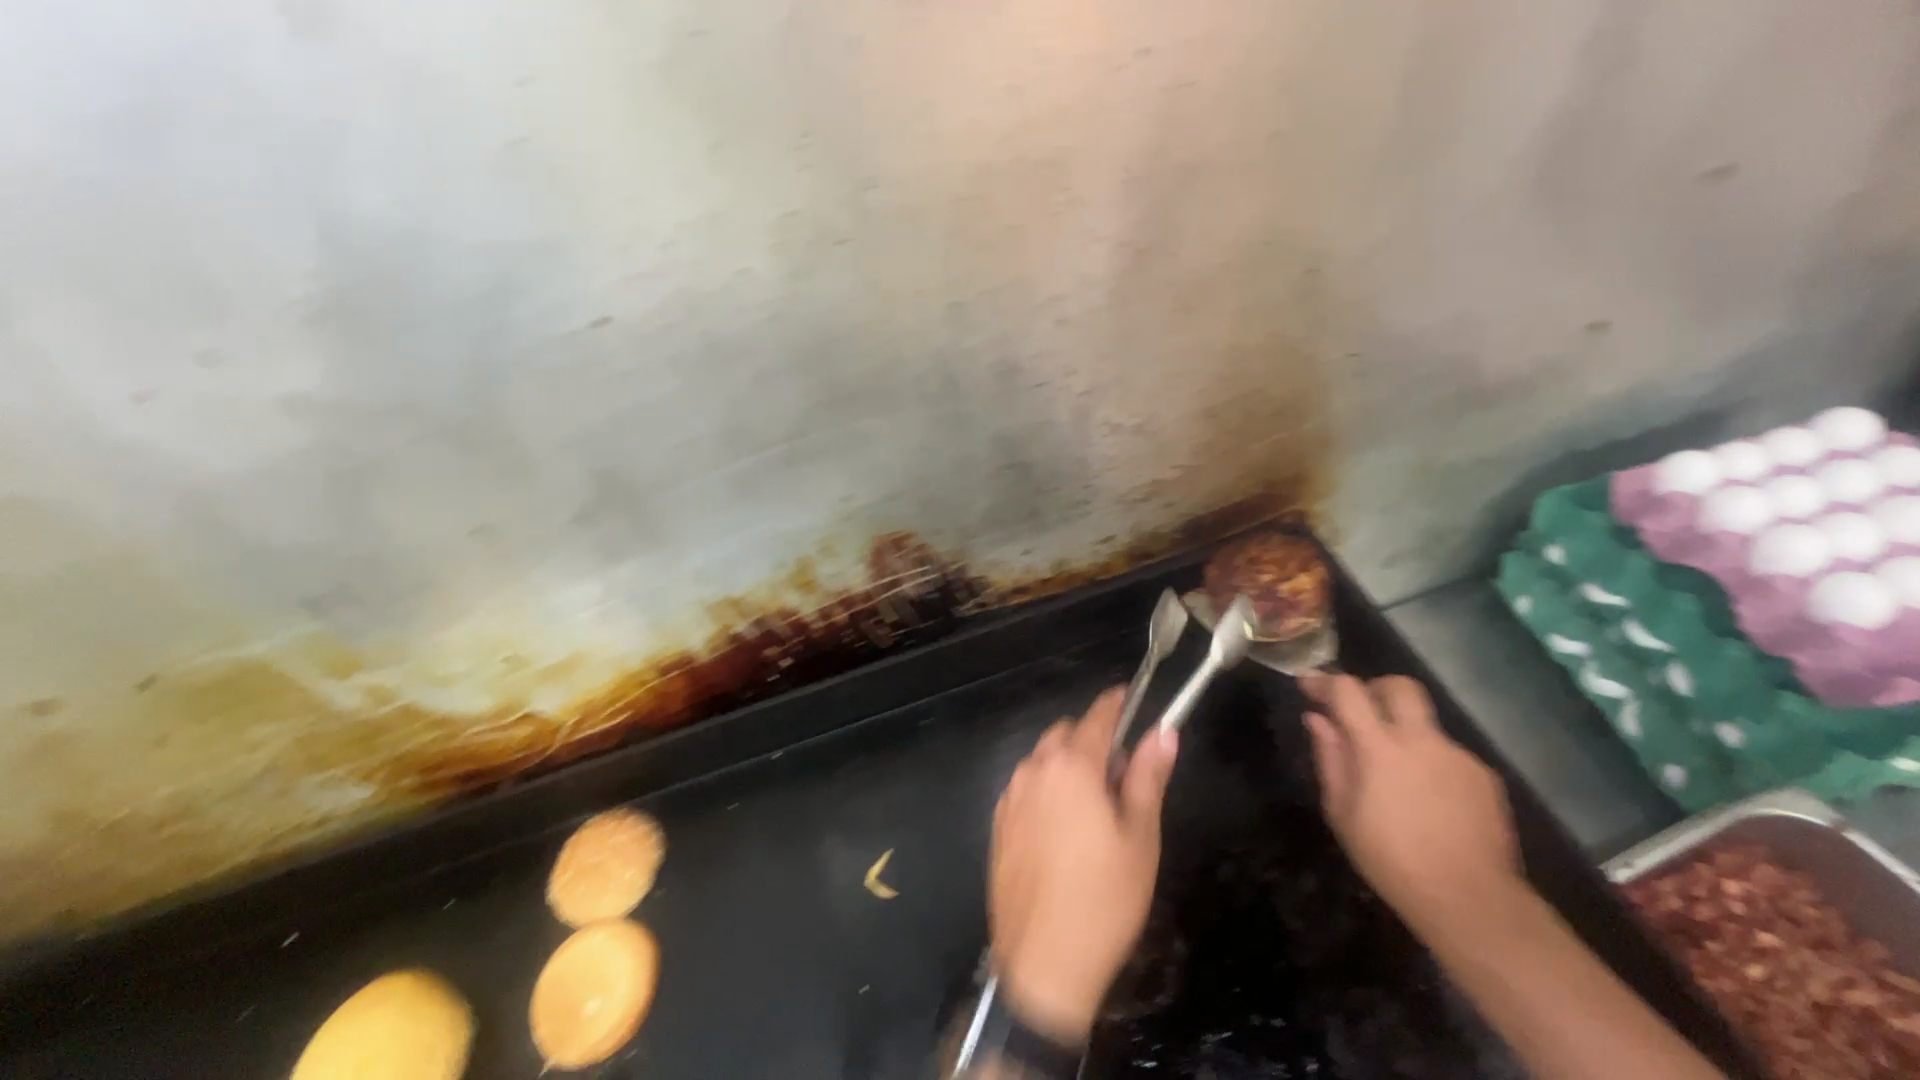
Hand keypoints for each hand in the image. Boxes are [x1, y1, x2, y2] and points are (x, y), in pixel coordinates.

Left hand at [990, 686, 1179, 1043]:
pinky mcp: (998, 826)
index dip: (1119, 704)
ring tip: (1096, 809)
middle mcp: (1034, 771)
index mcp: (1072, 766)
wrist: (1043, 962)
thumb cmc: (1105, 899)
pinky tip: (1064, 830)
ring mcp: (1010, 798)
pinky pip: (1026, 789)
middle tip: (1124, 776)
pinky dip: (1047, 790)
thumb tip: (1164, 731)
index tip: (1134, 699)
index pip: (1098, 716)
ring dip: (1068, 766)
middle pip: (1066, 735)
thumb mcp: (1140, 836)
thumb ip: (1148, 776)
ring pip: (1043, 762)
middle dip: (1094, 741)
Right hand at [1300, 674, 1522, 936]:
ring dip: (1404, 736)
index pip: (1350, 691)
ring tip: (1394, 779)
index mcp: (1381, 749)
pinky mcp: (1484, 776)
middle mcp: (1424, 741)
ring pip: (1426, 726)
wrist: (1469, 898)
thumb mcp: (1343, 813)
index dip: (1326, 681)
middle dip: (1375, 688)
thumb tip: (1318, 719)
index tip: (1310, 686)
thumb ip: (1331, 758)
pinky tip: (1427, 802)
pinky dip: (1430, 765)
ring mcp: (1459, 756)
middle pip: (1401, 687)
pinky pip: (1448, 756)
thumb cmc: (1390, 860)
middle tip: (1358, 711)